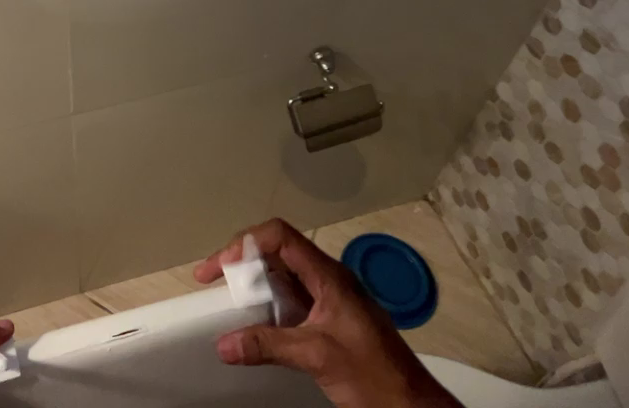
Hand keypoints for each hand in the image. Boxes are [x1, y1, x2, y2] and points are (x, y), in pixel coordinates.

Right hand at [194, 219, 461, 407]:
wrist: (414, 407)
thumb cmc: (376, 375)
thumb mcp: (317, 357)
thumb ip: (268, 345)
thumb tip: (224, 344)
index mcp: (329, 276)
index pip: (280, 236)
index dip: (245, 243)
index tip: (221, 267)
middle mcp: (329, 279)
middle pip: (278, 250)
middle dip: (243, 259)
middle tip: (215, 277)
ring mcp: (331, 297)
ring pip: (284, 273)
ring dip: (255, 281)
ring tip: (231, 297)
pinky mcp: (331, 317)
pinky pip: (292, 297)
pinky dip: (269, 303)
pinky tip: (258, 321)